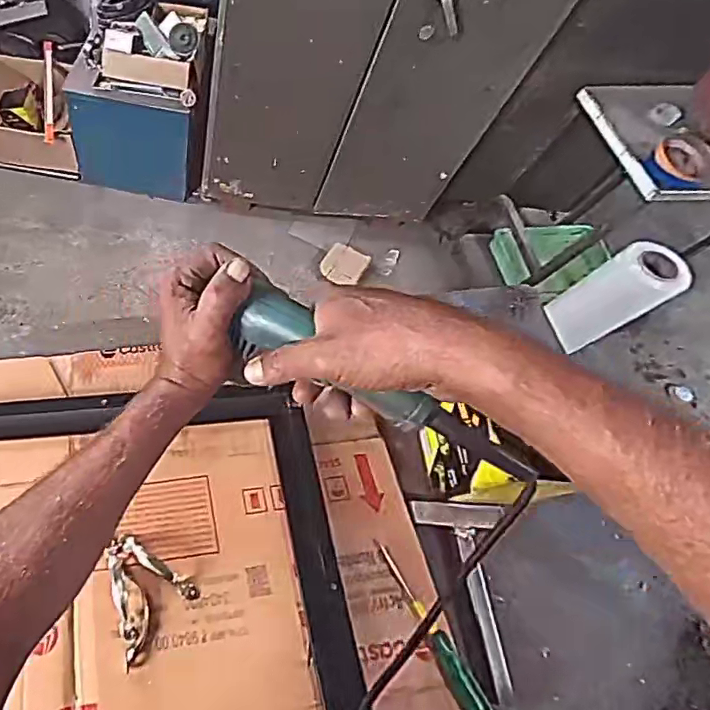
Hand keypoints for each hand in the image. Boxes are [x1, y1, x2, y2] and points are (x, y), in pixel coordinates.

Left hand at [152, 244, 252, 398]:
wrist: (189, 387)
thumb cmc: (192, 364)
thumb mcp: (208, 328)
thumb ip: (221, 296)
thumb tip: (239, 269)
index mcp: (179, 281)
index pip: (215, 253)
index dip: (237, 268)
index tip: (252, 286)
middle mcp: (188, 284)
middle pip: (227, 266)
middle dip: (247, 282)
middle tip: (259, 301)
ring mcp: (200, 296)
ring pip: (234, 281)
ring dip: (250, 294)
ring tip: (258, 311)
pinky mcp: (212, 309)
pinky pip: (237, 296)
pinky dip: (248, 305)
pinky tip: (253, 319)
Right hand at [240, 286, 505, 414]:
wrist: (453, 356)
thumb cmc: (400, 344)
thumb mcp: (326, 360)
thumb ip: (285, 363)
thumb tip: (256, 367)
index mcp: (330, 303)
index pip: (291, 328)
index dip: (286, 359)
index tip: (284, 378)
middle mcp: (354, 311)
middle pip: (319, 352)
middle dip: (317, 383)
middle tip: (317, 399)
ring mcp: (378, 330)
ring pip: (347, 366)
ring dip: (342, 392)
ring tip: (348, 407)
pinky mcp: (399, 348)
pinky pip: (371, 372)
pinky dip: (368, 390)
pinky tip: (371, 403)